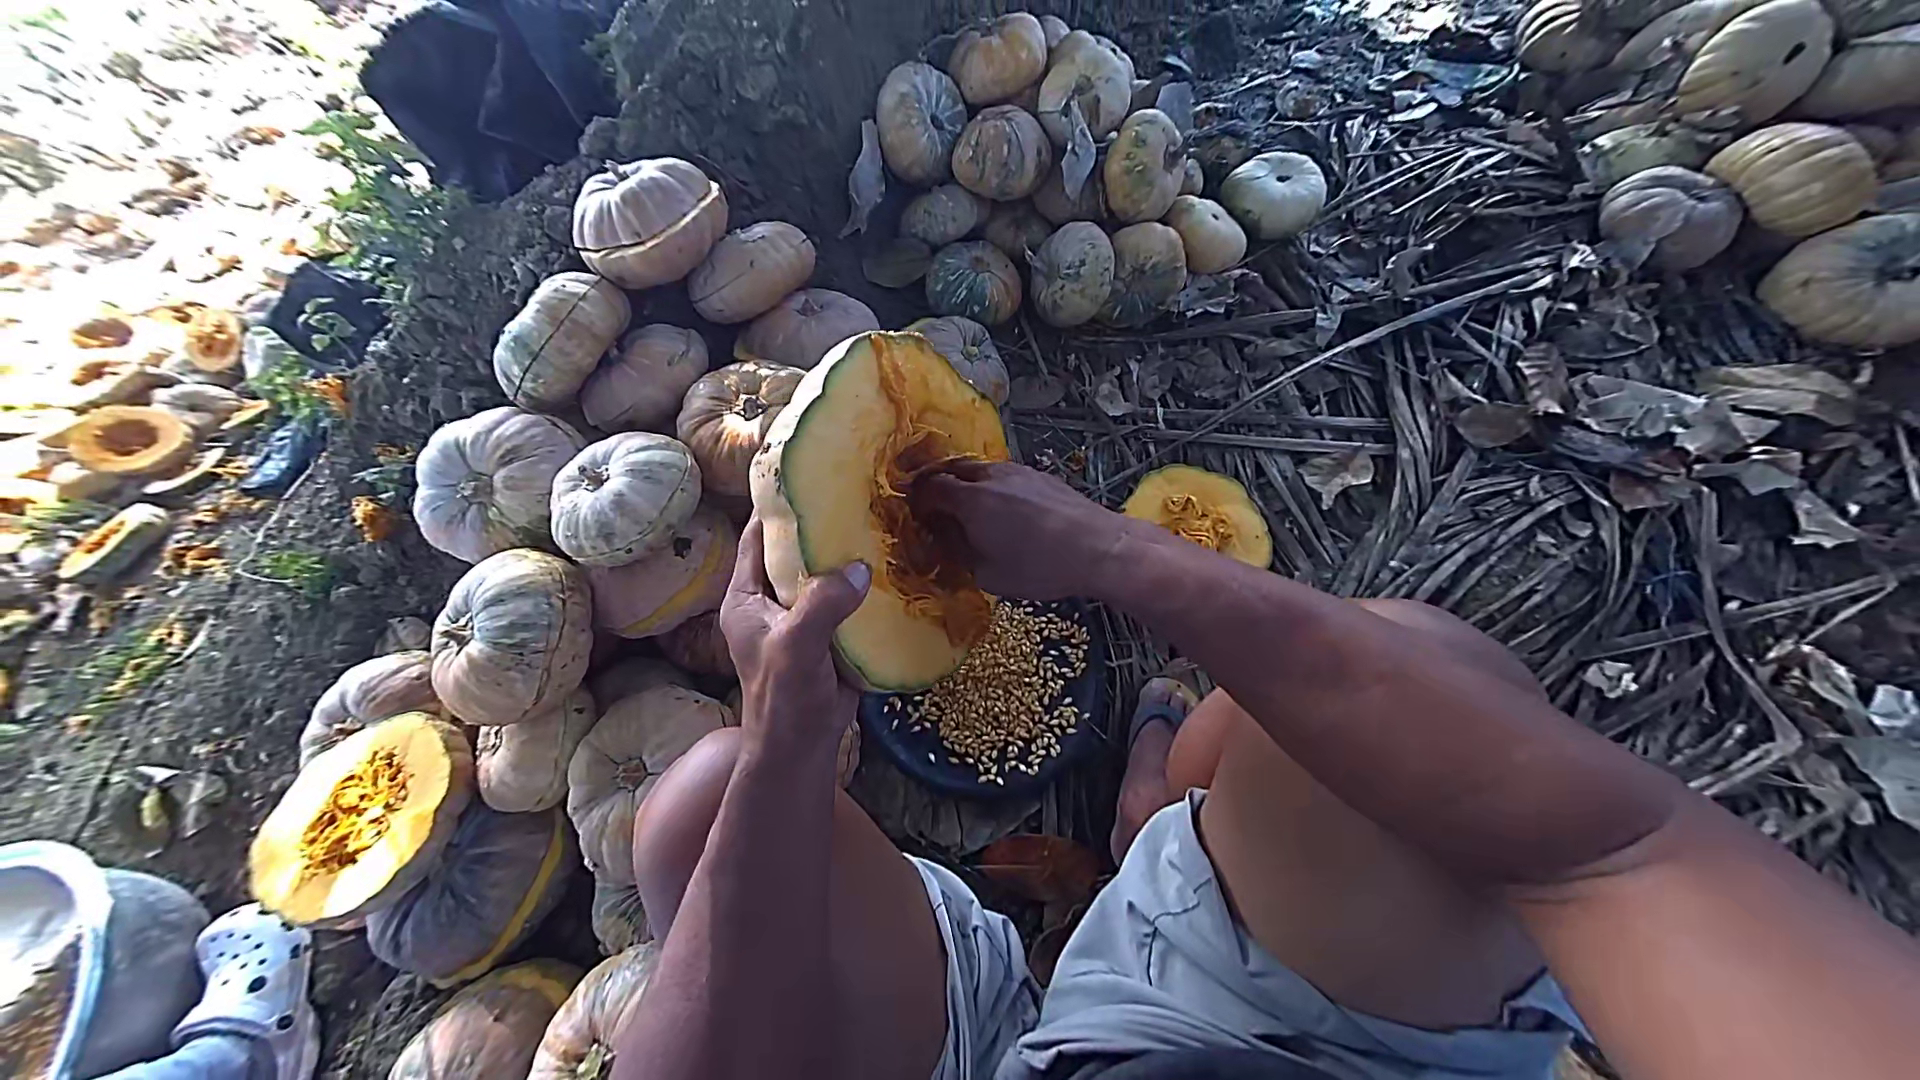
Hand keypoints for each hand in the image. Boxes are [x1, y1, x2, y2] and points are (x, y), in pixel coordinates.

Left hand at [718, 517, 868, 761]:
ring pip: (821, 575)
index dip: (772, 507)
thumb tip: (858, 568)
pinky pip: (843, 599)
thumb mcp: (796, 646)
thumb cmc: (785, 698)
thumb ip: (822, 605)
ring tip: (874, 523)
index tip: (802, 477)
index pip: (754, 538)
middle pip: (791, 552)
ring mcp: (799, 618)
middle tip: (851, 496)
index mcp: (746, 598)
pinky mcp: (826, 634)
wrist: (803, 747)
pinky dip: (860, 584)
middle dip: (817, 527)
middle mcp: (770, 602)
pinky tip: (886, 566)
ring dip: (842, 555)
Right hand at [917, 461, 1125, 600]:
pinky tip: (999, 507)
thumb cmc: (1039, 567)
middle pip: (950, 468)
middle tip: (932, 505)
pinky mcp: (1039, 475)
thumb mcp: (987, 573)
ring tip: (965, 506)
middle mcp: (989, 477)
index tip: (916, 515)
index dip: (917, 501)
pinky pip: (1001, 474)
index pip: (929, 488)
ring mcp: (1016, 472)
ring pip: (977, 468)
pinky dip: (988, 485)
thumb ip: (958, 552)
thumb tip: (944, 539)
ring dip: (963, 482)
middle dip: (935, 484)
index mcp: (970, 500)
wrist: (1098, 547)